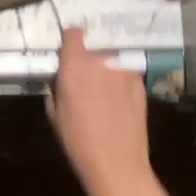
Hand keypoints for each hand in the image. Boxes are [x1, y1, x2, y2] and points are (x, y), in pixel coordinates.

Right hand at [49, 29, 151, 192]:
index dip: (70, 40)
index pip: (73, 33)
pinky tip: (119, 102)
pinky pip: (125, 73)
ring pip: (111, 59)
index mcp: (74, 66)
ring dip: (106, 69)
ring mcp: (123, 69)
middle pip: (93, 47)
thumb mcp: (55, 115)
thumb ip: (56, 88)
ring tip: (104, 92)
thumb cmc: (78, 141)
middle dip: (88, 59)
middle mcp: (100, 61)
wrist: (116, 162)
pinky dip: (120, 81)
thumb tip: (60, 80)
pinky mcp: (140, 81)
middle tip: (85, 78)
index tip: (68, 51)